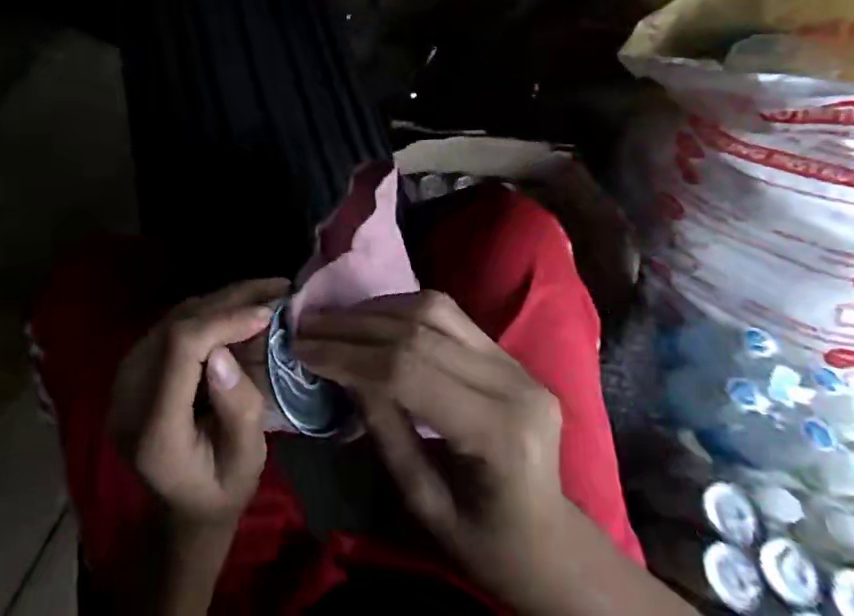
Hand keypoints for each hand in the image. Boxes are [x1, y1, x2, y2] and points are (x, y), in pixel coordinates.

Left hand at [108, 278, 289, 529]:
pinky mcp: (134, 365)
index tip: (267, 313)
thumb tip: (222, 352)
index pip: (179, 350)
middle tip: (275, 289)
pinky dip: (206, 312)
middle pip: (174, 326)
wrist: (184, 505)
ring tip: (263, 290)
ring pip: (172, 319)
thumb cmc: (221, 489)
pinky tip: (238, 306)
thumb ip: (238, 412)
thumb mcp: (245, 464)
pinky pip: (171, 325)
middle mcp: (128, 394)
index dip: (222, 322)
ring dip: (219, 301)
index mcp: (153, 428)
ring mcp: (125, 376)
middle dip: (227, 302)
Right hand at [296, 291, 566, 576]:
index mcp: (498, 433)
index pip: (408, 370)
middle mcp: (515, 385)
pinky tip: (368, 318)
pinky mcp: (508, 355)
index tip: (302, 349)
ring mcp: (516, 364)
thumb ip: (383, 429)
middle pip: (419, 331)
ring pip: (433, 309)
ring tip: (331, 319)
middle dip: (352, 326)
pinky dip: (398, 309)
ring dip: (373, 308)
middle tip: (305, 326)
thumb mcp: (422, 501)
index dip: (347, 354)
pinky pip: (447, 315)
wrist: (550, 544)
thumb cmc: (484, 542)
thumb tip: (339, 370)